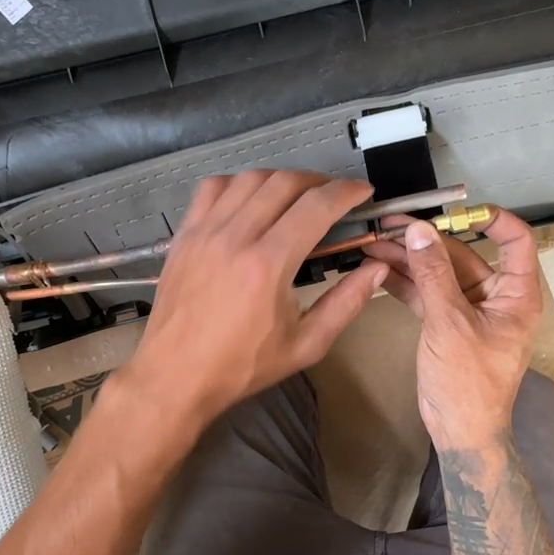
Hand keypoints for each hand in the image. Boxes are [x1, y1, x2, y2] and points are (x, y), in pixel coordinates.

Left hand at [128, 170, 388, 422]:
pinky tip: (252, 199)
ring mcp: (205, 231)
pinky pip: (213, 188)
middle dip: (319, 181)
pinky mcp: (184, 234)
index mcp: (269, 264)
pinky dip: (239, 183)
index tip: (363, 193)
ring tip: (297, 195)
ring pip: (249, 178)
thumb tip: (378, 269)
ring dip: (281, 179)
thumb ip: (346, 303)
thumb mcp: (306, 345)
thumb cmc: (243, 365)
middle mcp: (236, 237)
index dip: (347, 192)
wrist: (175, 376)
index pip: (316, 206)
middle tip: (334, 196)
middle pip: (284, 182)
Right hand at [362, 208, 541, 447]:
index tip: (455, 209)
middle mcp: (496, 297)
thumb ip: (433, 274)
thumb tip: (419, 231)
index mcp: (515, 294)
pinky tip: (377, 268)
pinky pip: (427, 294)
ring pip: (439, 273)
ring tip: (374, 242)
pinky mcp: (447, 324)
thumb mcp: (450, 324)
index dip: (491, 219)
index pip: (515, 241)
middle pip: (464, 254)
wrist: (460, 432)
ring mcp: (469, 310)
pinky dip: (405, 282)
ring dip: (409, 259)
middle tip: (390, 226)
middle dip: (426, 240)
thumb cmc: (469, 383)